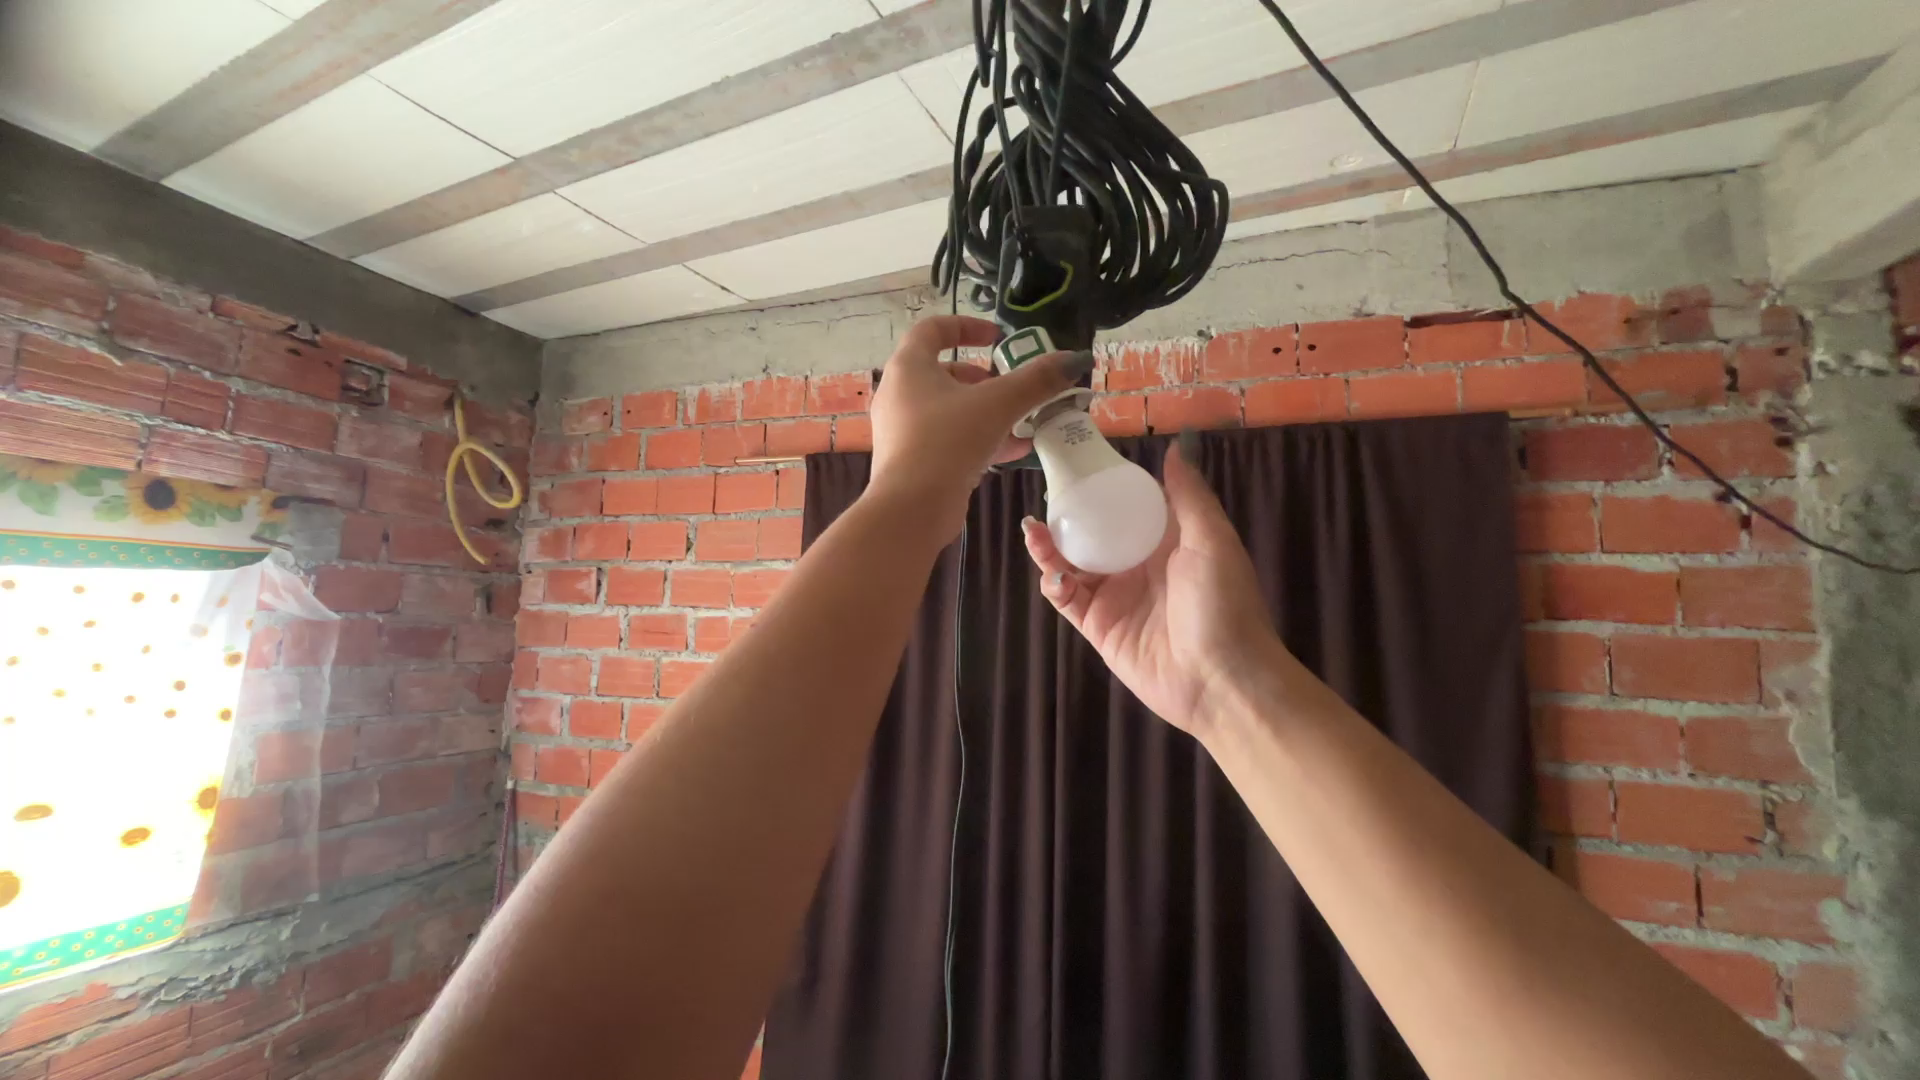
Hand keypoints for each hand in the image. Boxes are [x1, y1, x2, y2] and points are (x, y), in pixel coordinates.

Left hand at [867, 315, 1089, 532]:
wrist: (911, 509)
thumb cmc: (948, 441)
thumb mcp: (998, 405)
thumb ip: (1037, 380)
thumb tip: (1075, 359)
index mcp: (908, 368)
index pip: (932, 329)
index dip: (967, 326)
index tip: (997, 337)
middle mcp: (898, 394)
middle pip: (942, 373)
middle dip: (982, 379)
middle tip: (1010, 388)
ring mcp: (900, 430)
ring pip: (947, 410)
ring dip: (985, 412)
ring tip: (1020, 423)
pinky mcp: (909, 462)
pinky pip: (945, 440)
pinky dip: (975, 439)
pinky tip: (1011, 452)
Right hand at [1022, 438, 1286, 736]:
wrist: (1222, 679)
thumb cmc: (1224, 603)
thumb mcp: (1212, 540)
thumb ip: (1188, 496)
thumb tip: (1170, 449)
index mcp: (1166, 542)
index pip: (1127, 508)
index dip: (1103, 489)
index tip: (1079, 468)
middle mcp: (1137, 566)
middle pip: (1092, 535)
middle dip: (1067, 518)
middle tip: (1045, 501)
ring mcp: (1115, 598)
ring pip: (1072, 565)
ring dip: (1050, 549)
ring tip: (1033, 532)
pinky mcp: (1099, 628)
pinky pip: (1068, 601)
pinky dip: (1054, 585)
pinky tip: (1053, 574)